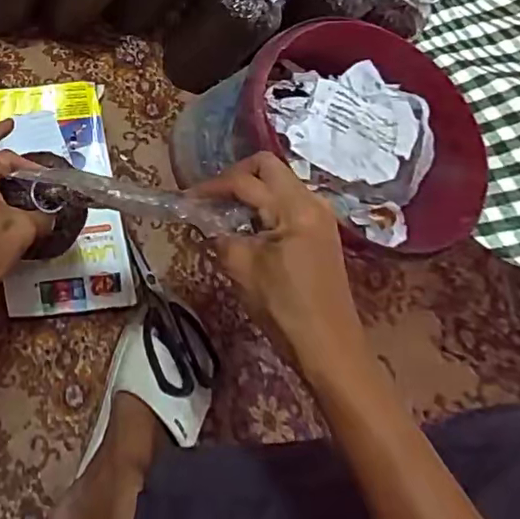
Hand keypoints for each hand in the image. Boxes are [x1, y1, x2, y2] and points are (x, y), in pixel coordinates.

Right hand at [192, 152, 364, 373]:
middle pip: (268, 167)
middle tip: (211, 198)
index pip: (245, 182)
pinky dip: (266, 205)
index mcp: (295, 208)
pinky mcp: (321, 231)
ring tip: (225, 212)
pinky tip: (249, 226)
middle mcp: (312, 202)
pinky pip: (289, 201)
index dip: (213, 187)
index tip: (187, 198)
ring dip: (252, 190)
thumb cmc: (286, 310)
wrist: (331, 351)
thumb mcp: (243, 270)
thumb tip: (205, 220)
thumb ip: (220, 235)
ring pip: (279, 182)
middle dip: (236, 176)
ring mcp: (320, 216)